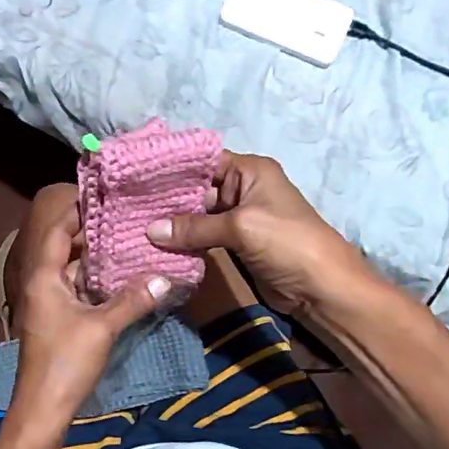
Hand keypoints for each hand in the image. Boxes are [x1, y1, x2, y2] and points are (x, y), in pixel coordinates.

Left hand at [7, 185, 166, 423]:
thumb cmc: (65, 362)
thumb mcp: (102, 328)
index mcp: (43, 277)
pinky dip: (96, 282)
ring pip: (73, 271)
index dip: (76, 210)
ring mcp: (49, 304)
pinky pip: (77, 291)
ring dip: (96, 258)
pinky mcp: (58, 321)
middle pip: (65, 248)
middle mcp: (42, 285)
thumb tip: (165, 276)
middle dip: (91, 232)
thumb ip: (132, 300)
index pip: (57, 231)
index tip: (102, 193)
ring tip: (128, 239)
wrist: (43, 407)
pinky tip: (121, 276)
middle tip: (124, 215)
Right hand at [146, 151, 375, 316]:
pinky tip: (156, 245)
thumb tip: (150, 231)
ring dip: (172, 224)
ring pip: (197, 216)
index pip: (204, 162)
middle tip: (129, 205)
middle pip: (196, 189)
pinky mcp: (233, 244)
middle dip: (167, 199)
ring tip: (134, 225)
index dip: (173, 169)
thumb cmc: (287, 242)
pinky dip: (183, 242)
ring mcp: (237, 218)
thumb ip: (195, 228)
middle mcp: (241, 189)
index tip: (138, 177)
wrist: (320, 287)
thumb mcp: (240, 227)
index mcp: (250, 171)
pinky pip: (202, 238)